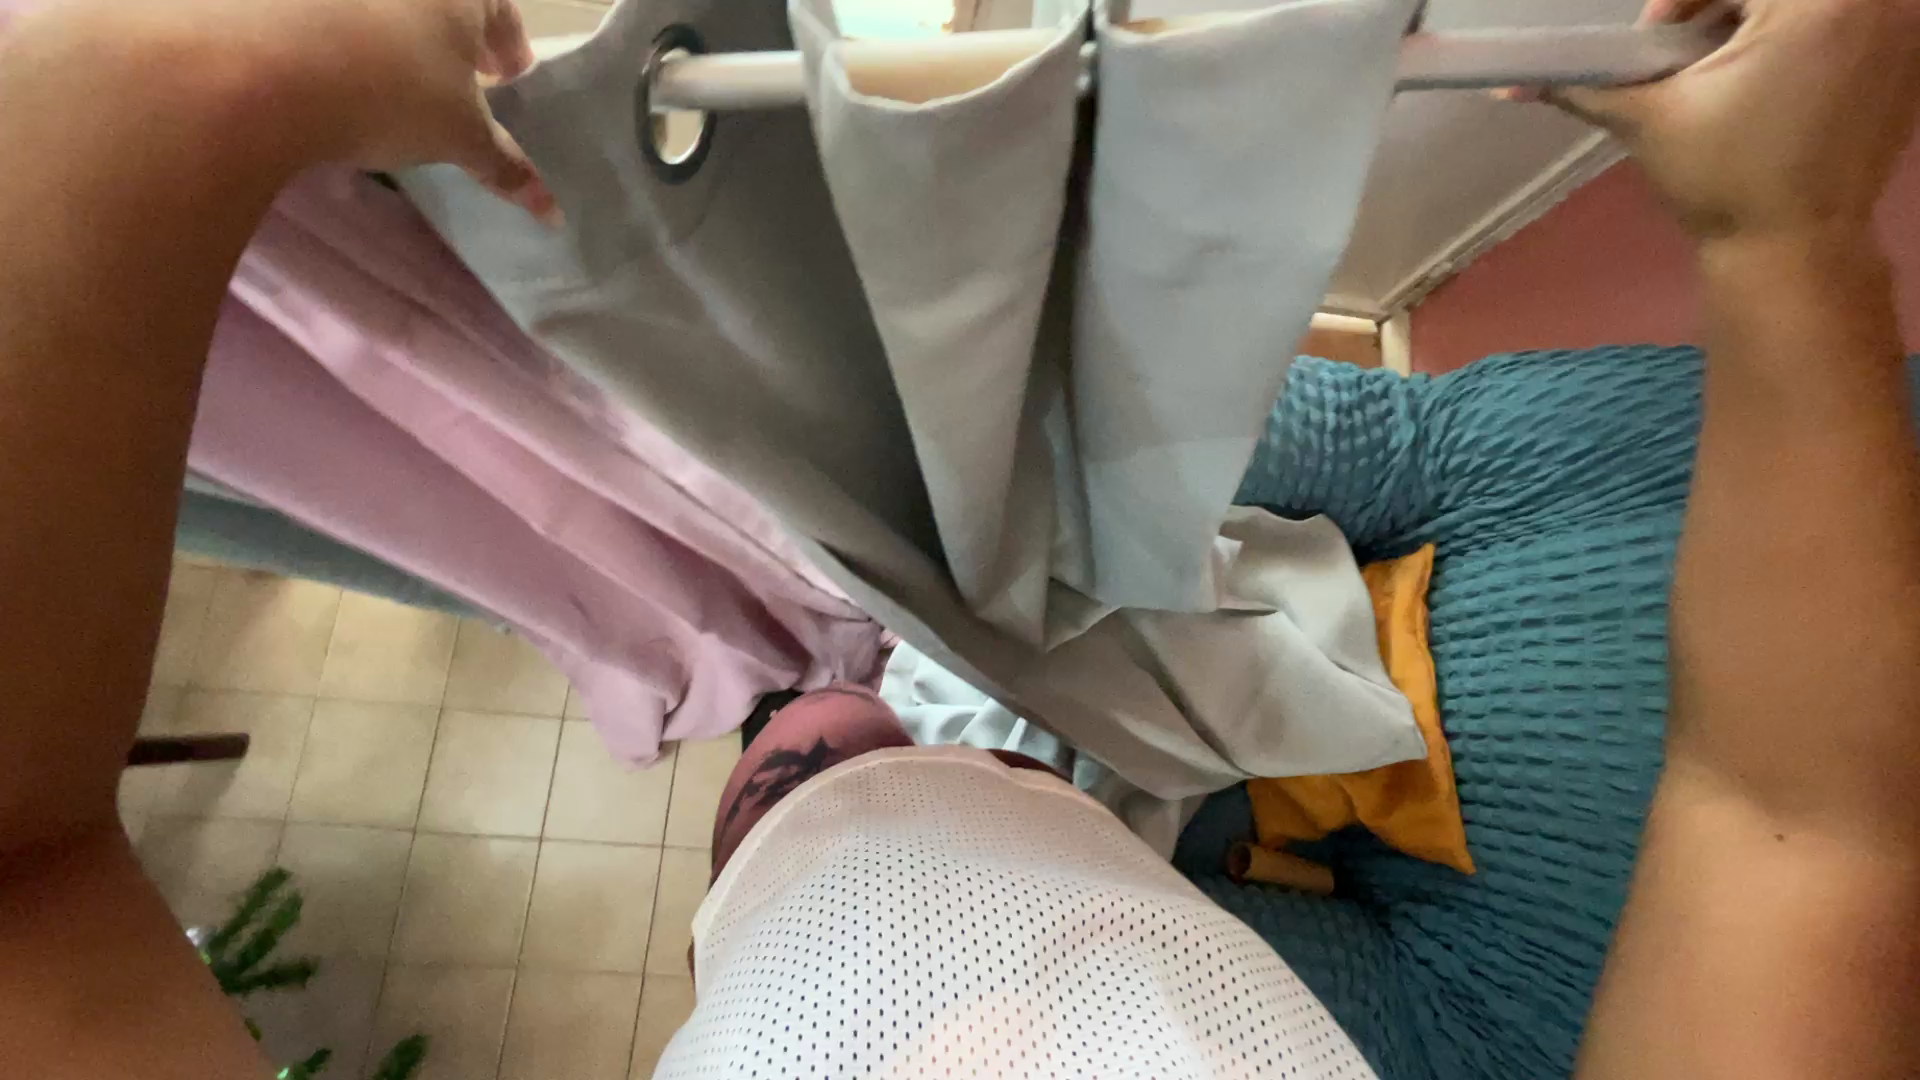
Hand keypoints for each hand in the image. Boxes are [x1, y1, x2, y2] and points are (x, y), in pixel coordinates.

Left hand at [8, 0, 555, 220]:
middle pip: (438, 2)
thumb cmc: (391, 93)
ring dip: (394, 32)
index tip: (508, 78)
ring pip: (381, 5)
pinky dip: (337, 31)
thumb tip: (553, 213)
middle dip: (452, 36)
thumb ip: (509, 168)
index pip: (501, 10)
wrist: (248, 63)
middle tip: (457, 77)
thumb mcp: (462, 140)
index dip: (511, 47)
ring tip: (394, 79)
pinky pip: (325, 11)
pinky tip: (334, 69)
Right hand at [1548, 0, 1919, 241]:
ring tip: (1732, 75)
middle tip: (1690, 59)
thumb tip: (1515, 82)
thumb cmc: (1716, 176)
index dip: (1682, 1)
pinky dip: (1810, 36)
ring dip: (1764, 19)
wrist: (1790, 236)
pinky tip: (1781, 87)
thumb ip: (1585, 88)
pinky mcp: (1917, 47)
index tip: (1657, 46)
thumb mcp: (1645, 121)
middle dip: (1723, 8)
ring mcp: (1912, 18)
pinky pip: (1854, 17)